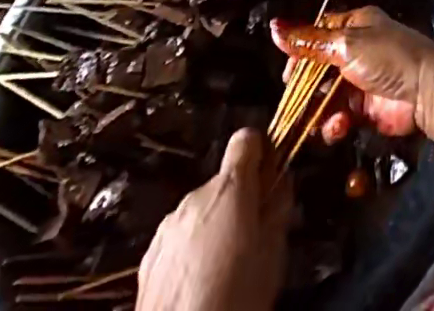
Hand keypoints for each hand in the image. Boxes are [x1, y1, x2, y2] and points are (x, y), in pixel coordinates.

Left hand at [138, 128, 290, 310]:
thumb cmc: (235, 298)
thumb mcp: (273, 254)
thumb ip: (278, 209)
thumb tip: (281, 183)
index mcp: (231, 189)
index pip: (246, 140)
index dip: (261, 153)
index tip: (270, 176)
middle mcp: (197, 196)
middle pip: (225, 181)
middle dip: (241, 202)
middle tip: (254, 238)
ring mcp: (171, 222)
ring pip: (203, 210)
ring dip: (217, 226)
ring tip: (227, 269)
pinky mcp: (152, 251)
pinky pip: (182, 235)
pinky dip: (194, 249)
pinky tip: (201, 282)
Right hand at [269, 6, 433, 139]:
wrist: (428, 93)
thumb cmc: (388, 58)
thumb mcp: (346, 44)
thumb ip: (308, 41)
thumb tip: (273, 26)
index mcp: (354, 25)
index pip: (318, 34)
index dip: (300, 51)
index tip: (288, 72)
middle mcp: (356, 50)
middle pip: (319, 68)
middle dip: (307, 87)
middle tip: (296, 101)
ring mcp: (360, 81)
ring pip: (326, 96)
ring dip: (319, 109)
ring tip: (321, 120)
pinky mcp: (365, 110)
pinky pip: (339, 116)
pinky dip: (334, 124)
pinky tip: (338, 127)